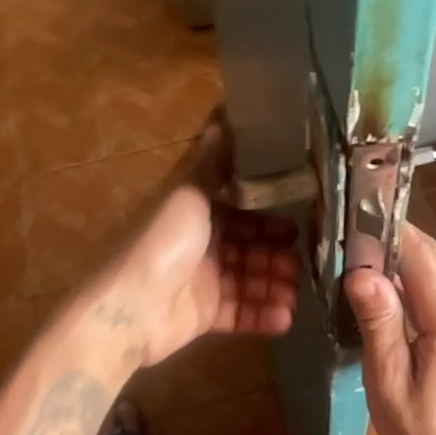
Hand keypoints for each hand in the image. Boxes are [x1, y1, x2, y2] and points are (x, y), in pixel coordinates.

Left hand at [96, 118, 300, 367]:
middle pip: (245, 246)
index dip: (265, 217)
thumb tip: (223, 117)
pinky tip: (284, 317)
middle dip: (274, 254)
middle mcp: (197, 243)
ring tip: (295, 293)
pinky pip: (239, 313)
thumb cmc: (163, 241)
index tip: (295, 223)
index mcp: (192, 212)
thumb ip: (211, 164)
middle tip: (303, 262)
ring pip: (246, 280)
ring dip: (272, 285)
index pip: (237, 211)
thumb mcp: (188, 193)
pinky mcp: (202, 314)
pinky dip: (261, 315)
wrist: (132, 306)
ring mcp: (200, 280)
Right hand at [344, 224, 435, 434]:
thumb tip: (361, 271)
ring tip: (360, 261)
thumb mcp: (388, 380)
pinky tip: (385, 293)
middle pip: (433, 258)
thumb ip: (378, 321)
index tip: (353, 218)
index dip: (387, 231)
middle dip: (393, 241)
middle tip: (349, 236)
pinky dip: (413, 283)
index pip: (422, 255)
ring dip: (402, 262)